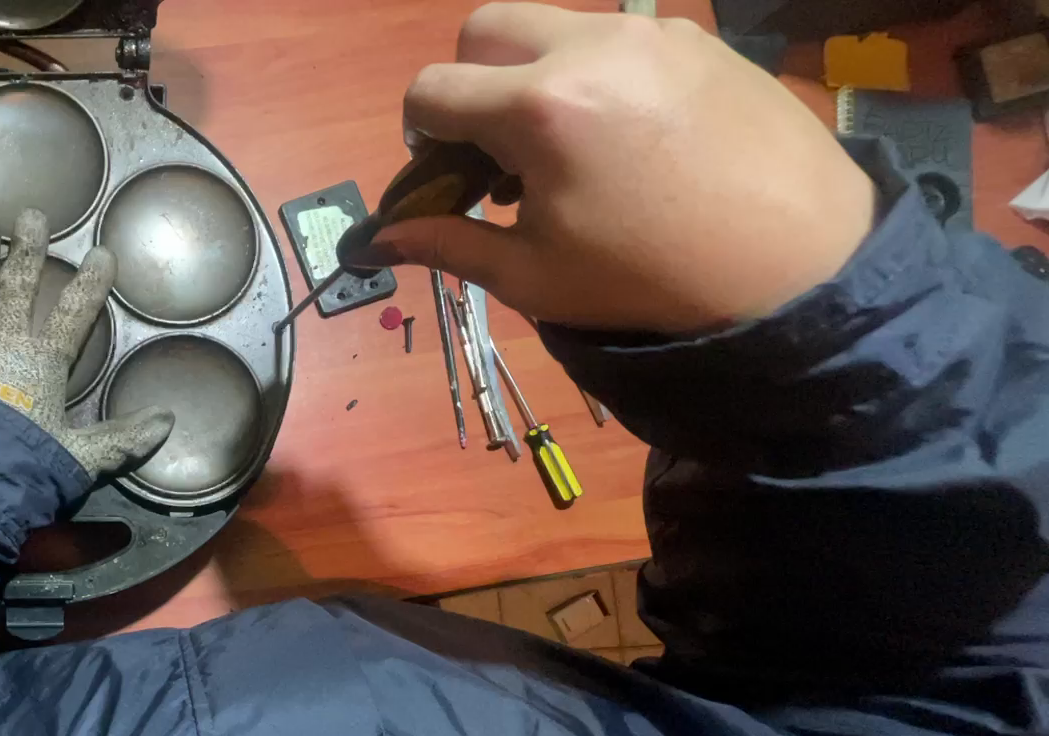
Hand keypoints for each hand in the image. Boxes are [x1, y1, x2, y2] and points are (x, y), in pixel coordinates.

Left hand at [0, 210, 172, 477]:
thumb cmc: (23, 470)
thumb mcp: (81, 460)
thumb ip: (122, 440)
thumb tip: (167, 421)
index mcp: (40, 368)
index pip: (73, 316)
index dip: (90, 285)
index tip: (103, 254)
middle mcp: (0, 348)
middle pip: (15, 289)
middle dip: (27, 251)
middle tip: (33, 216)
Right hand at [369, 3, 876, 333]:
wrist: (791, 259)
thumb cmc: (637, 277)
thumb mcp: (524, 274)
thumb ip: (444, 243)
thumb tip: (379, 241)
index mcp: (537, 110)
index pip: (432, 88)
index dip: (417, 135)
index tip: (442, 175)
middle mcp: (589, 48)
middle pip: (484, 27)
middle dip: (465, 82)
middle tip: (489, 147)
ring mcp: (649, 32)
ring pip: (549, 26)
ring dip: (523, 77)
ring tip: (554, 151)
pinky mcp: (694, 38)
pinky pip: (609, 37)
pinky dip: (582, 75)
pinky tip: (611, 140)